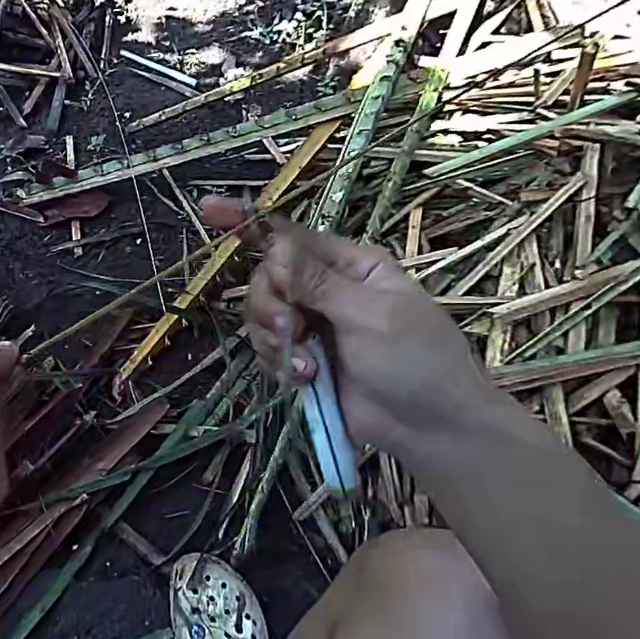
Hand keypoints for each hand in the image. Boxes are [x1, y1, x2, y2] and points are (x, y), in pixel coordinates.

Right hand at [201, 197, 501, 452]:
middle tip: (289, 329)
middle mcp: (326, 288)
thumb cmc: (415, 360)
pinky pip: (267, 348)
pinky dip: (278, 362)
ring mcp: (312, 324)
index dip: (250, 222)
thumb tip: (275, 248)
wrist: (430, 429)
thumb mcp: (370, 314)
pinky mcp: (301, 358)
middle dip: (269, 304)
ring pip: (261, 314)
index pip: (292, 235)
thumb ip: (317, 283)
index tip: (209, 209)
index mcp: (350, 264)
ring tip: (306, 365)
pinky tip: (306, 378)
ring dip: (274, 339)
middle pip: (267, 278)